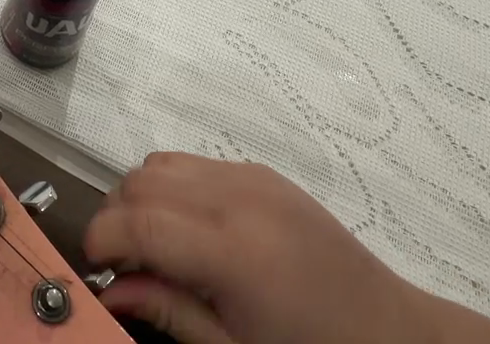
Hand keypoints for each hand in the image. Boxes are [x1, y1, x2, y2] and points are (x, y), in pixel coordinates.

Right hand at [86, 153, 489, 343]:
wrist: (396, 333)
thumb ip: (167, 311)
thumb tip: (108, 289)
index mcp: (232, 251)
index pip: (136, 222)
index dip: (100, 239)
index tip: (93, 267)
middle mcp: (237, 197)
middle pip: (139, 182)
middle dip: (116, 218)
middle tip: (124, 263)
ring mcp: (251, 177)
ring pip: (158, 163)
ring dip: (140, 197)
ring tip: (155, 243)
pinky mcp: (262, 171)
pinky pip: (193, 162)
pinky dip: (173, 186)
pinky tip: (192, 227)